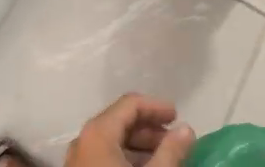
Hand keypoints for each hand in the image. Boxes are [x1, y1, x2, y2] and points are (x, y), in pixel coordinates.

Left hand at [65, 94, 194, 166]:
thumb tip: (186, 130)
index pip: (130, 104)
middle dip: (150, 130)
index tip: (178, 117)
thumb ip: (171, 152)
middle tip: (174, 142)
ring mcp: (77, 162)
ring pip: (112, 143)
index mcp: (98, 133)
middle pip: (120, 122)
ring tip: (164, 161)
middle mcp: (83, 141)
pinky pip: (104, 159)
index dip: (157, 107)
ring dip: (139, 147)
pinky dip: (125, 161)